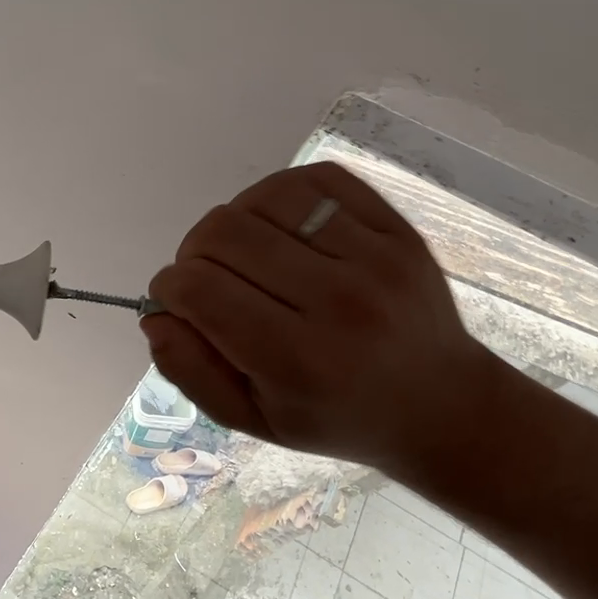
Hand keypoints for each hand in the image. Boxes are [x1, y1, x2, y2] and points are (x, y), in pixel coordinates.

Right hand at [142, 161, 497, 469]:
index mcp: (298, 359)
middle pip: (223, 233)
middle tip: (205, 279)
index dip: (168, 288)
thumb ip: (191, 372)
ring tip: (244, 253)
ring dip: (234, 221)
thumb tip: (156, 314)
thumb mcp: (251, 419)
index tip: (176, 302)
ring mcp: (374, 257)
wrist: (441, 404)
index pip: (199, 289)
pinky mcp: (396, 228)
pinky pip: (315, 179)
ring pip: (264, 198)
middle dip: (192, 253)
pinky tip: (278, 228)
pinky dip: (279, 195)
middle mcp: (339, 301)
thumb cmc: (334, 418)